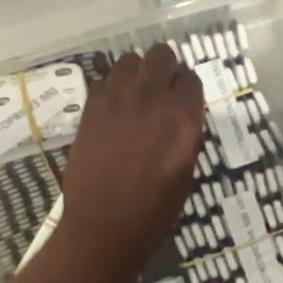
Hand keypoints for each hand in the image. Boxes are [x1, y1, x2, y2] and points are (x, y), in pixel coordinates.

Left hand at [60, 44, 203, 270]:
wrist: (103, 226)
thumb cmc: (155, 211)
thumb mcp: (186, 173)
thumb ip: (186, 137)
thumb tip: (182, 120)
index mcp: (182, 118)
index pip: (191, 80)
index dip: (189, 89)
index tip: (186, 101)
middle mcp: (151, 99)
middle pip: (162, 56)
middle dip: (166, 69)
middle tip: (164, 90)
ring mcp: (117, 100)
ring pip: (131, 61)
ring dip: (139, 73)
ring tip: (138, 95)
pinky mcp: (91, 108)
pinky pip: (106, 80)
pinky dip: (115, 87)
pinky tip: (117, 108)